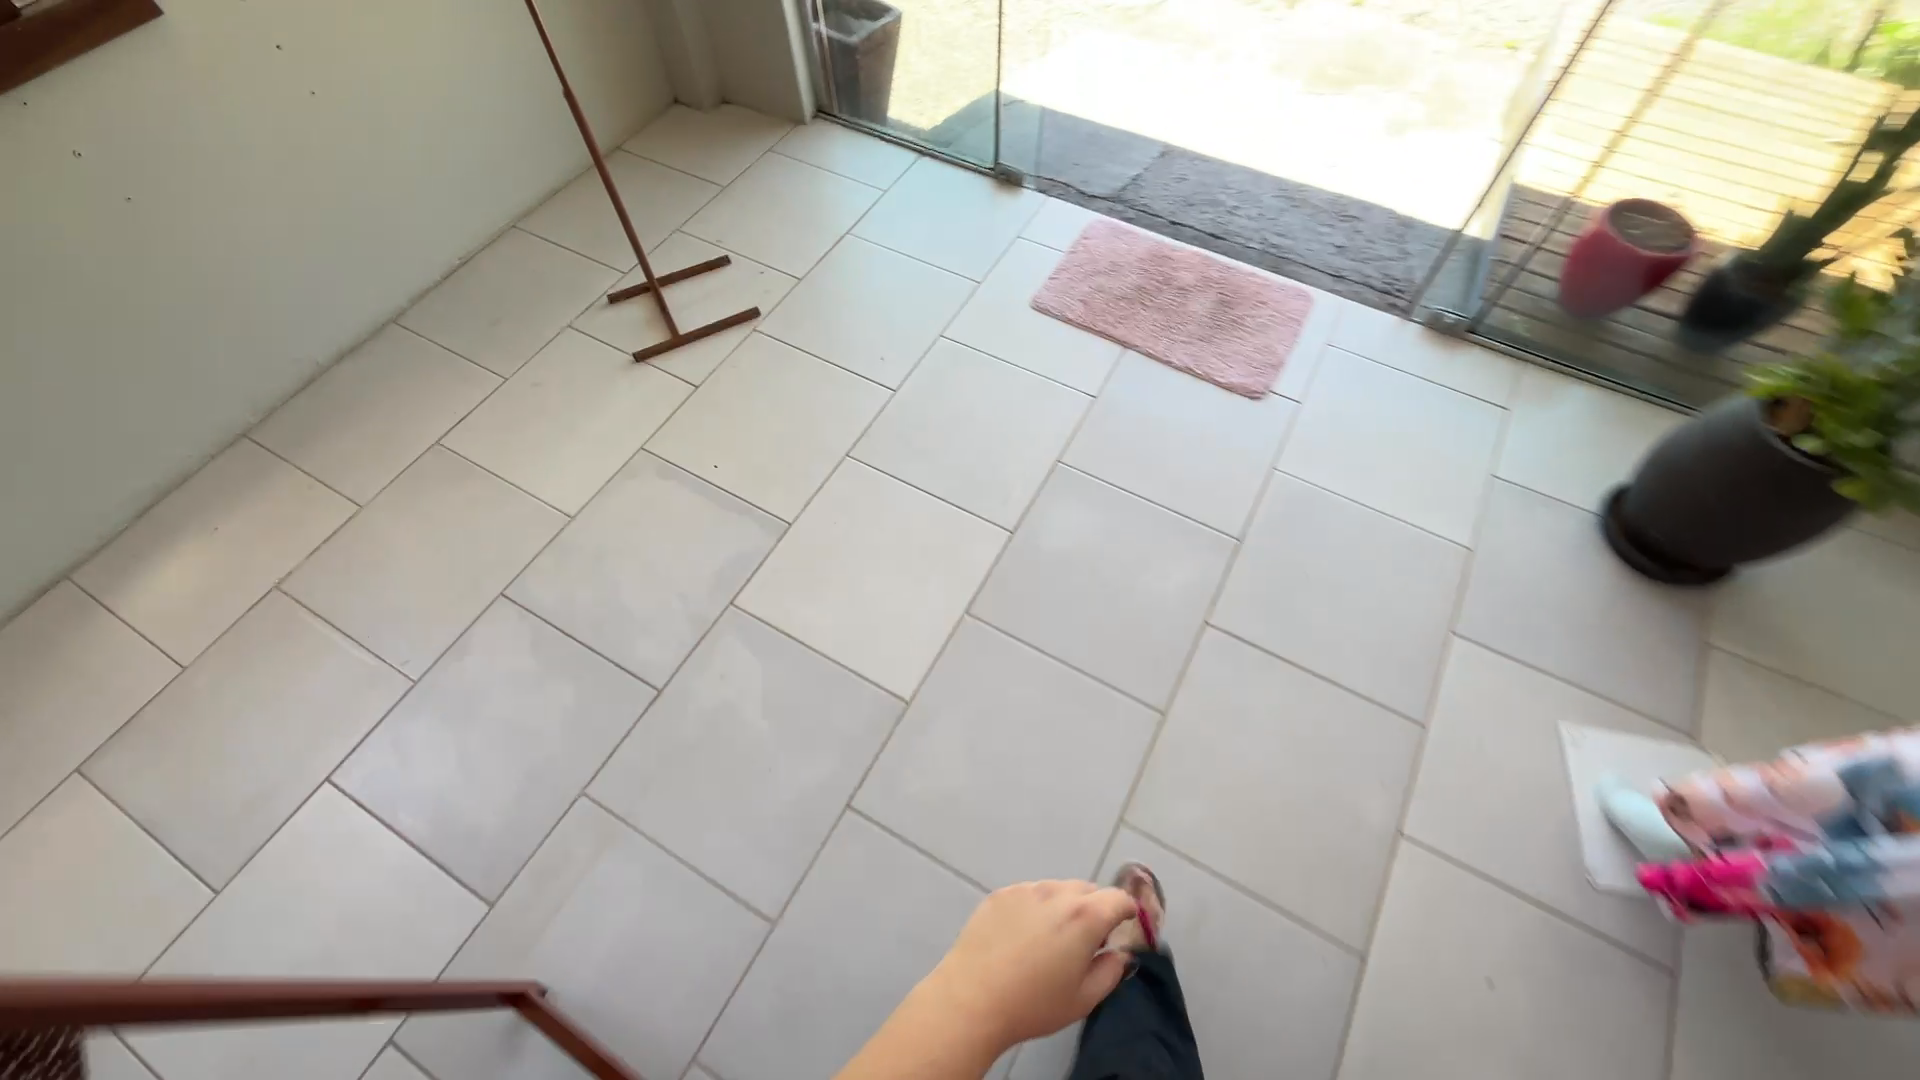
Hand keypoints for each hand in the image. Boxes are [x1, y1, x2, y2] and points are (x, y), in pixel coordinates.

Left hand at [916, 880, 1138, 1052]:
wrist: (972, 997)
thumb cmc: (1033, 1004)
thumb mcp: (1084, 999)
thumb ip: (1111, 972)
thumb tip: (1120, 954)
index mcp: (1085, 916)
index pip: (1119, 897)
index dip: (1127, 910)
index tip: (1124, 926)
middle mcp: (1057, 892)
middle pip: (1088, 890)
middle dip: (1095, 909)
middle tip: (1086, 941)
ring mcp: (1026, 889)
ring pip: (1057, 889)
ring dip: (1064, 906)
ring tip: (1050, 940)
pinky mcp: (1001, 893)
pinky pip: (1030, 894)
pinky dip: (1036, 907)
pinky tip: (1022, 937)